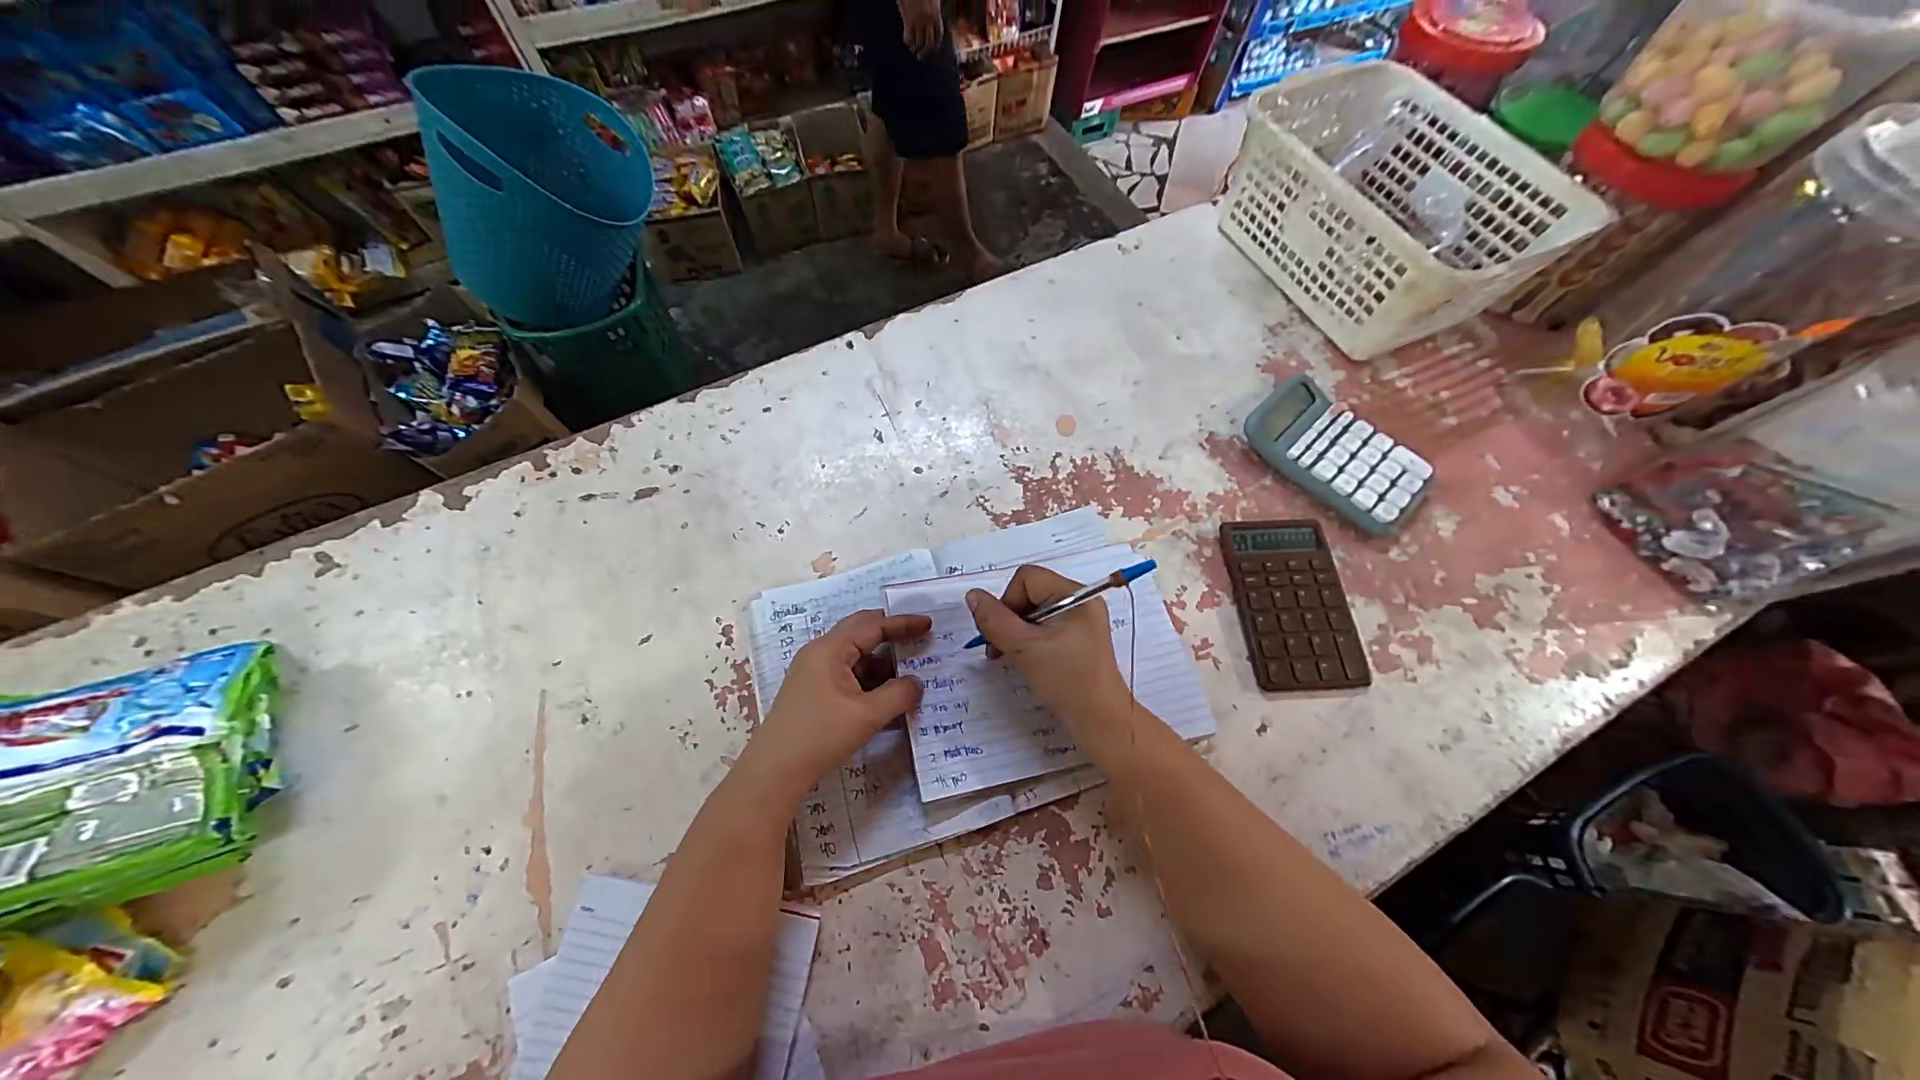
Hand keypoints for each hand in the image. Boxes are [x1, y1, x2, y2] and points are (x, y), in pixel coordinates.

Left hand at [737, 610, 929, 799]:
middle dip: (892, 637)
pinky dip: (871, 684)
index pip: (872, 625)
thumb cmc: (820, 736)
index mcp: (830, 650)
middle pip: (862, 635)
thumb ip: (898, 694)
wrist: (774, 772)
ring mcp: (815, 674)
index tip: (929, 624)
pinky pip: (849, 679)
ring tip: (912, 679)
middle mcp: (820, 654)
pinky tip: (891, 702)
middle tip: (920, 641)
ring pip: (857, 659)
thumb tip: (916, 683)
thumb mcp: (867, 715)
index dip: (902, 623)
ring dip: (884, 667)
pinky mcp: (815, 694)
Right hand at [898, 0, 942, 57]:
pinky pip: (909, 37)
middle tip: (920, 56)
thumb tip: (933, 20)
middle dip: (925, 52)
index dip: (935, 45)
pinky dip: (907, 41)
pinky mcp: (909, 20)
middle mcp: (929, 21)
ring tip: (912, 48)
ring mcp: (919, 21)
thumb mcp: (933, 0)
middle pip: (929, 44)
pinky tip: (906, 40)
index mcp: (936, 16)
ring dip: (915, 47)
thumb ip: (933, 11)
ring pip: (919, 43)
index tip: (932, 49)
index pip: (938, 36)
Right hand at [966, 566, 1132, 732]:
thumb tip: (973, 595)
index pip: (1027, 578)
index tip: (1002, 633)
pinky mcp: (1078, 638)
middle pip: (1030, 593)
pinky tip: (1024, 659)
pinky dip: (1029, 640)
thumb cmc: (1065, 680)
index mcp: (1076, 594)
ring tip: (1008, 656)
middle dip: (1009, 618)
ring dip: (1016, 631)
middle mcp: (1081, 601)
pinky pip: (1045, 627)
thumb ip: (994, 619)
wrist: (1100, 720)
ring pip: (1034, 611)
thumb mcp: (1023, 648)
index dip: (1007, 601)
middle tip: (999, 648)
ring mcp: (1081, 621)